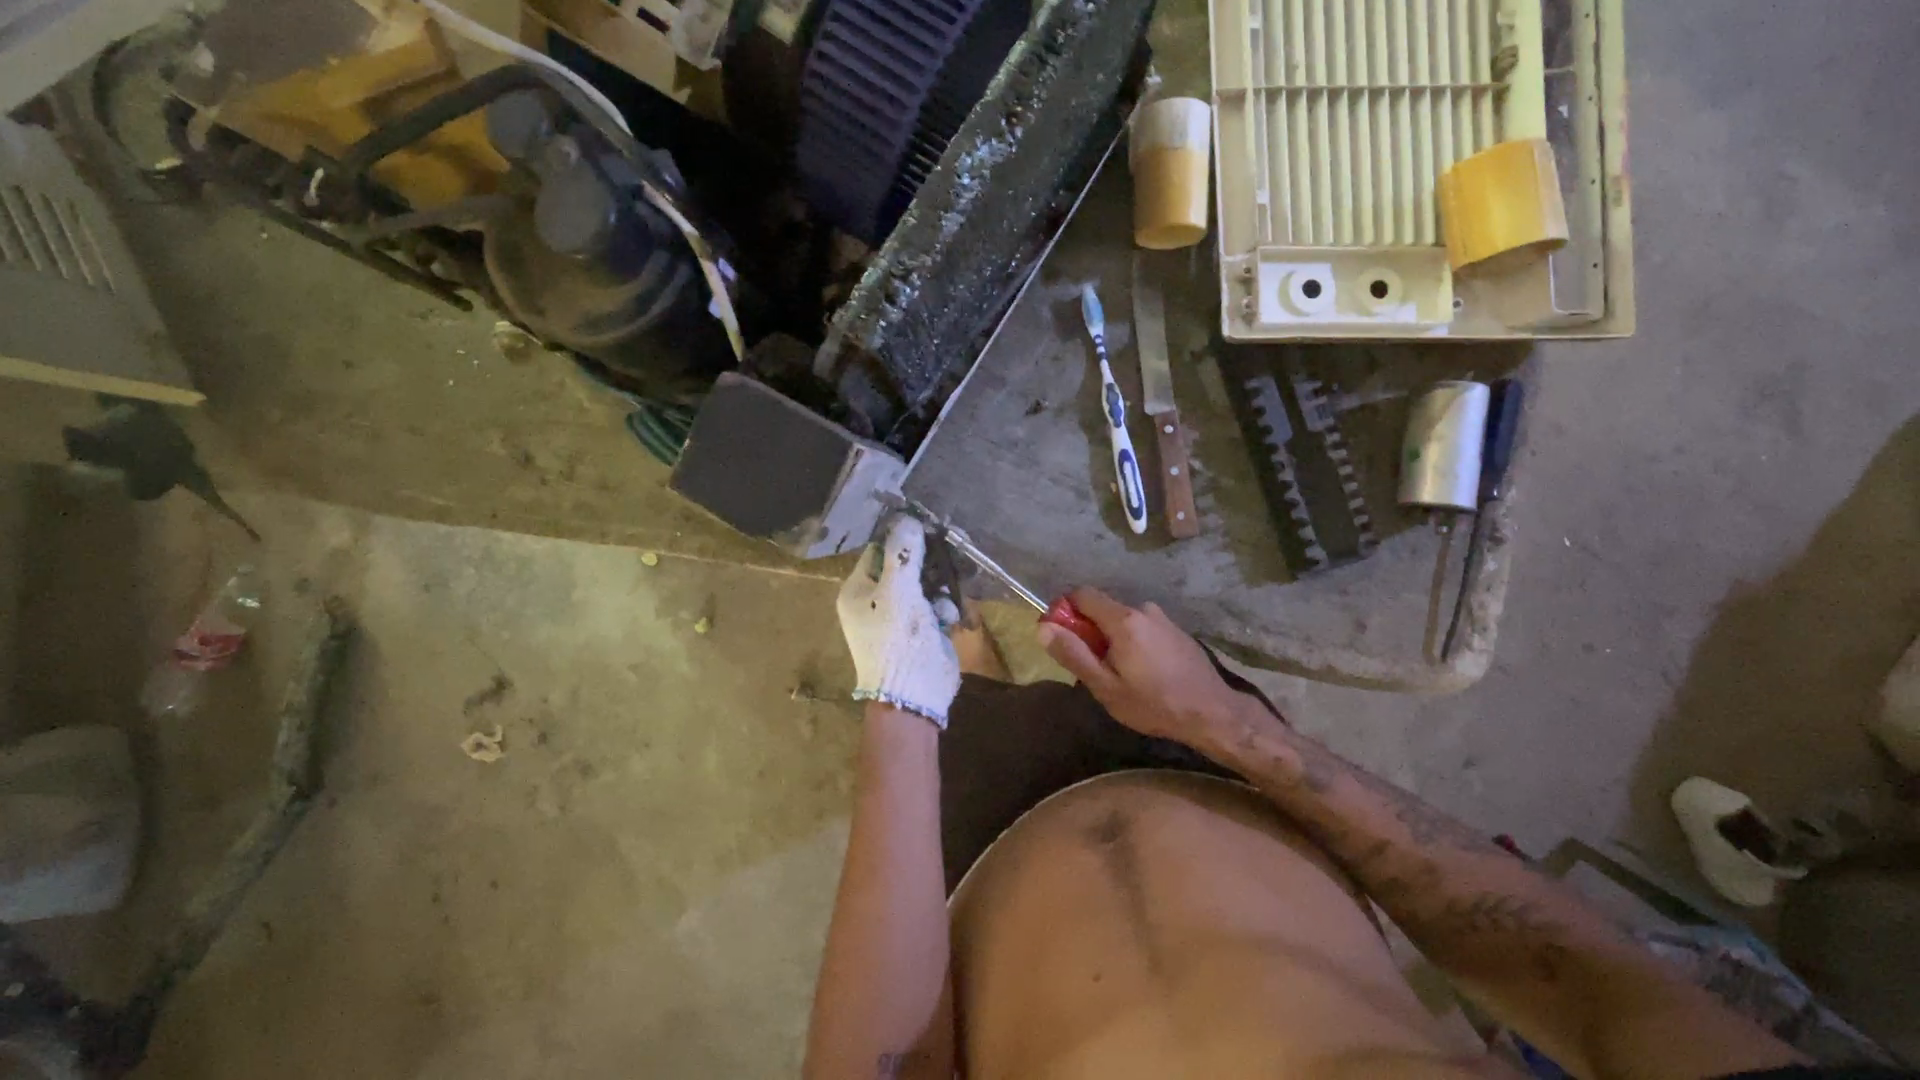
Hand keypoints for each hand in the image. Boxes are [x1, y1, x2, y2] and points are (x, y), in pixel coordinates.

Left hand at [837, 516, 960, 727]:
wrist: (914, 694)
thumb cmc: (896, 640)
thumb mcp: (897, 591)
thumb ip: (904, 554)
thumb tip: (907, 518)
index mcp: (858, 590)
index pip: (879, 550)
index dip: (903, 538)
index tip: (928, 527)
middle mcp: (876, 600)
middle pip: (906, 564)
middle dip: (929, 561)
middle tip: (951, 549)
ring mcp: (900, 615)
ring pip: (926, 583)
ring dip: (941, 586)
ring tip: (947, 597)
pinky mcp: (922, 628)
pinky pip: (936, 604)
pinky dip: (946, 607)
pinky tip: (950, 617)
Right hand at [1037, 587, 1267, 744]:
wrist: (1212, 712)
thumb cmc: (1154, 703)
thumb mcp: (1105, 686)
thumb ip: (1073, 654)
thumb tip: (1043, 628)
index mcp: (1123, 619)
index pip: (1082, 594)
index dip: (1065, 611)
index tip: (1062, 638)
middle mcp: (1143, 610)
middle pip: (1102, 609)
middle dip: (1089, 632)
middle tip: (1092, 668)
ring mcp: (1163, 619)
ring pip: (1123, 622)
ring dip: (1112, 641)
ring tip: (1119, 677)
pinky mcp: (1176, 632)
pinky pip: (1142, 630)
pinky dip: (1133, 644)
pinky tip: (1143, 674)